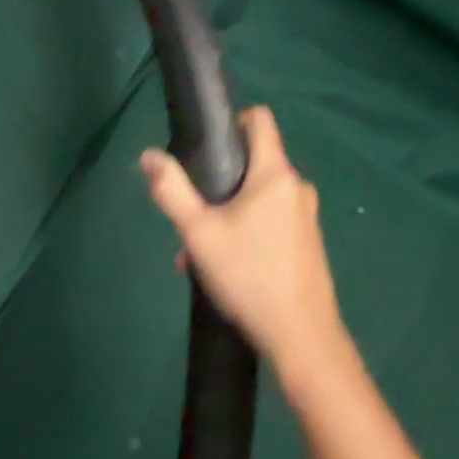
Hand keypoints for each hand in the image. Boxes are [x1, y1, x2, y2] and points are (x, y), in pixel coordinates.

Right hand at [141, 106, 344, 367]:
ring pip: (258, 199)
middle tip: (191, 213)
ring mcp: (307, 218)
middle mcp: (297, 188)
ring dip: (227, 215)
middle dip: (218, 183)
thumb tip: (149, 156)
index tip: (205, 146)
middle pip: (253, 163)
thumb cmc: (249, 276)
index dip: (231, 121)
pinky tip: (223, 269)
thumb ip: (171, 190)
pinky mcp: (308, 245)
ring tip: (198, 252)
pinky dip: (246, 233)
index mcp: (275, 174)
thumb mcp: (198, 233)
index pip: (260, 119)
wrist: (302, 339)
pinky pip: (271, 222)